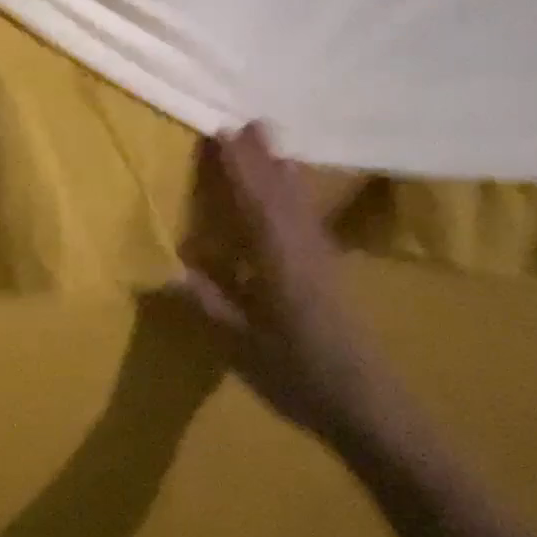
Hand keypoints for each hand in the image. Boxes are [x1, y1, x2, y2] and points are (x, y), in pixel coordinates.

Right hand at [167, 122, 392, 439]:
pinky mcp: (330, 280)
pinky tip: (294, 201)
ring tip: (273, 147)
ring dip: (284, 175)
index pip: (256, 205)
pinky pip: (309, 224)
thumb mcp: (241, 342)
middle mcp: (305, 254)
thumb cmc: (298, 374)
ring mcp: (323, 266)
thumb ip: (209, 301)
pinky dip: (296, 200)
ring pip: (300, 208)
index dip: (239, 169)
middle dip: (265, 161)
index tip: (223, 134)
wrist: (371, 413)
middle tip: (251, 123)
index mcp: (281, 263)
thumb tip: (165, 264)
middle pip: (282, 198)